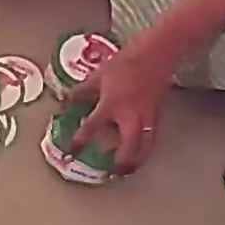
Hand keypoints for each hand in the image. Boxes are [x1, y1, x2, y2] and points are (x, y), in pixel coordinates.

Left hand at [68, 45, 175, 173]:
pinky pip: (152, 136)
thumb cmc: (126, 61)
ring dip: (137, 159)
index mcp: (111, 104)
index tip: (72, 152)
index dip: (80, 141)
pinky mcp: (157, 113)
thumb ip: (82, 91)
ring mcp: (146, 115)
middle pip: (129, 146)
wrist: (158, 52)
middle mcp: (130, 114)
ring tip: (129, 170)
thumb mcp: (98, 75)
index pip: (92, 127)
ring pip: (145, 145)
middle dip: (122, 161)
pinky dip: (145, 146)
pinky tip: (140, 151)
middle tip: (114, 172)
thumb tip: (65, 101)